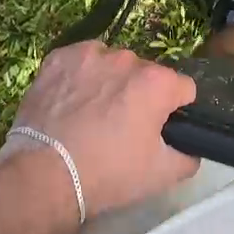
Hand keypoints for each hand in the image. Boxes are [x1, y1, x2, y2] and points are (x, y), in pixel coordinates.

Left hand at [1, 40, 198, 216]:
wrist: (42, 177)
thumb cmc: (107, 174)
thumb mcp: (161, 175)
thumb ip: (189, 156)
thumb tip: (191, 148)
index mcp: (157, 82)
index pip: (183, 88)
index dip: (174, 111)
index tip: (157, 131)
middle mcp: (128, 59)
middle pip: (146, 75)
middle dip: (140, 96)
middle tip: (120, 129)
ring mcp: (91, 55)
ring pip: (112, 66)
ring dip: (110, 84)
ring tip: (90, 117)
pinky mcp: (59, 59)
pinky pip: (80, 63)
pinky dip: (79, 78)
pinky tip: (69, 103)